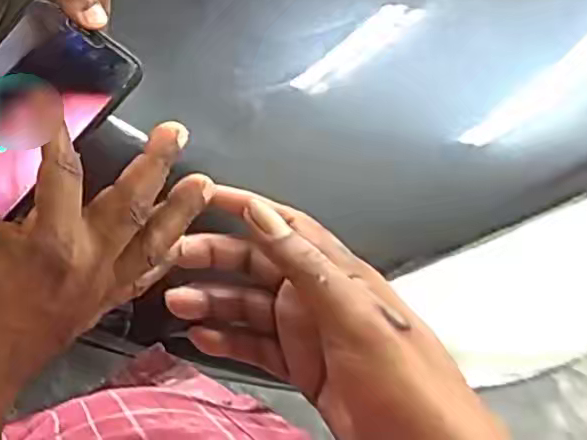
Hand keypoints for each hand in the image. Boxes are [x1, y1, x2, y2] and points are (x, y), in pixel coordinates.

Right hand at [0, 121, 213, 430]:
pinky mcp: (104, 303)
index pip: (64, 168)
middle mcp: (88, 261)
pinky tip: (178, 238)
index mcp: (53, 239)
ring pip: (153, 243)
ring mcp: (102, 286)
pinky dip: (165, 254)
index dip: (57, 129)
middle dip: (156, 163)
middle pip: (132, 203)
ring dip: (180, 210)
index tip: (51, 103)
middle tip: (175, 133)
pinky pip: (144, 276)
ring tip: (203, 183)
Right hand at [164, 187, 505, 439]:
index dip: (242, 205)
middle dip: (212, 256)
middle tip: (173, 255)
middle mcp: (317, 296)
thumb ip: (304, 264)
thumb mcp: (355, 320)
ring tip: (176, 303)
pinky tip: (202, 336)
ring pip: (247, 304)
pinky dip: (226, 338)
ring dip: (210, 301)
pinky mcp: (304, 368)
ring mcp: (309, 333)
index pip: (281, 224)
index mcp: (335, 274)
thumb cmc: (414, 392)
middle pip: (253, 262)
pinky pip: (254, 344)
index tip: (202, 193)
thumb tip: (259, 212)